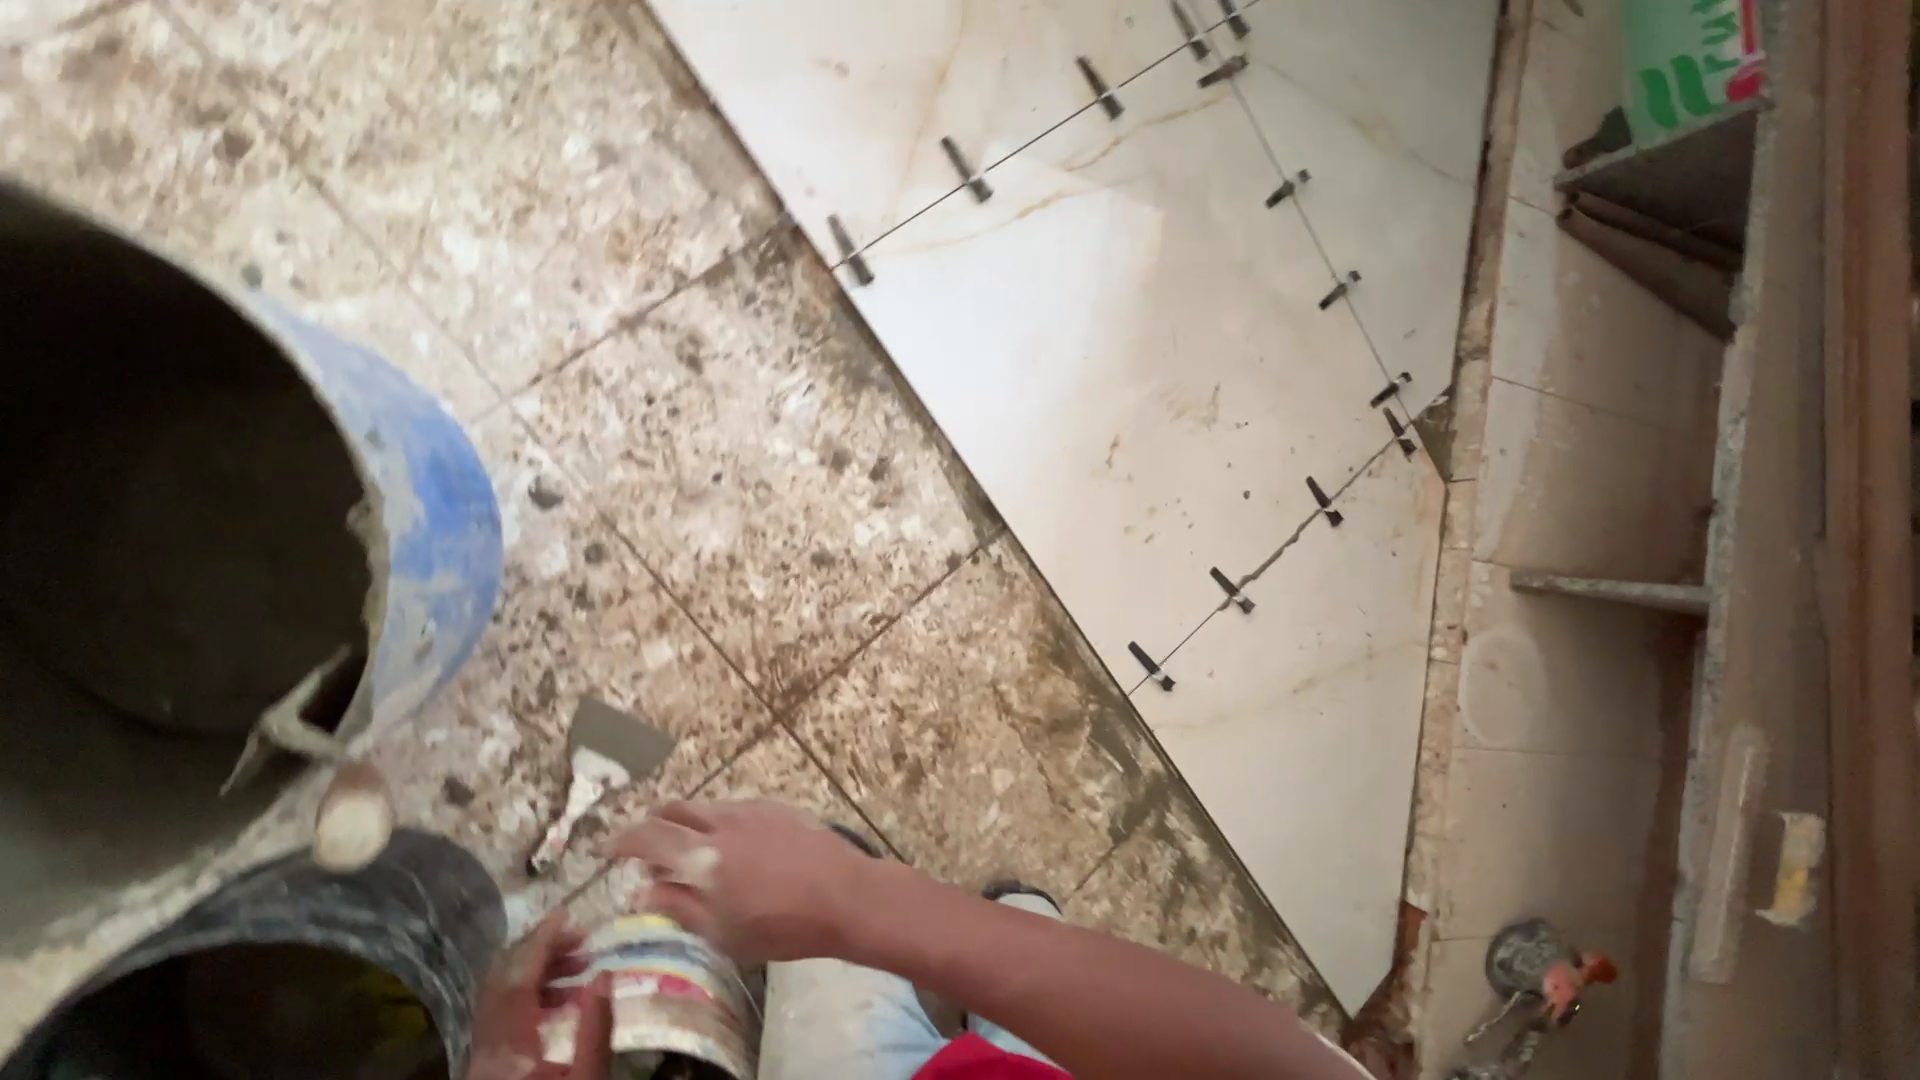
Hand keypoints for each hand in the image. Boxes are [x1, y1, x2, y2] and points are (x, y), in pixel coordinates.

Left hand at [467, 914, 611, 1079]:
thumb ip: (595, 1029)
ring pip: (499, 999)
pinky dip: (530, 998)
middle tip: (582, 941)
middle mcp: (487, 1046)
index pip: (519, 977)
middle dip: (540, 953)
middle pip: (502, 982)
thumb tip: (604, 974)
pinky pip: (501, 1018)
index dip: (541, 941)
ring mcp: (483, 1059)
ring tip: (581, 970)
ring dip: (537, 975)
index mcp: (510, 1046)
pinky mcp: (488, 1069)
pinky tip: (562, 1004)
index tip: (566, 915)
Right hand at [605, 799, 875, 964]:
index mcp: (703, 857)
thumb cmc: (782, 926)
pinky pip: (737, 808)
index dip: (624, 839)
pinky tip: (736, 848)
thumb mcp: (723, 933)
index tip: (609, 848)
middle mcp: (724, 823)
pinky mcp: (779, 807)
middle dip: (654, 824)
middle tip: (651, 851)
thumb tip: (647, 888)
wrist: (846, 895)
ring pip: (707, 807)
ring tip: (696, 855)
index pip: (649, 836)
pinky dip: (721, 822)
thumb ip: (680, 907)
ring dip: (690, 824)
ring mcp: (754, 810)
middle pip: (676, 808)